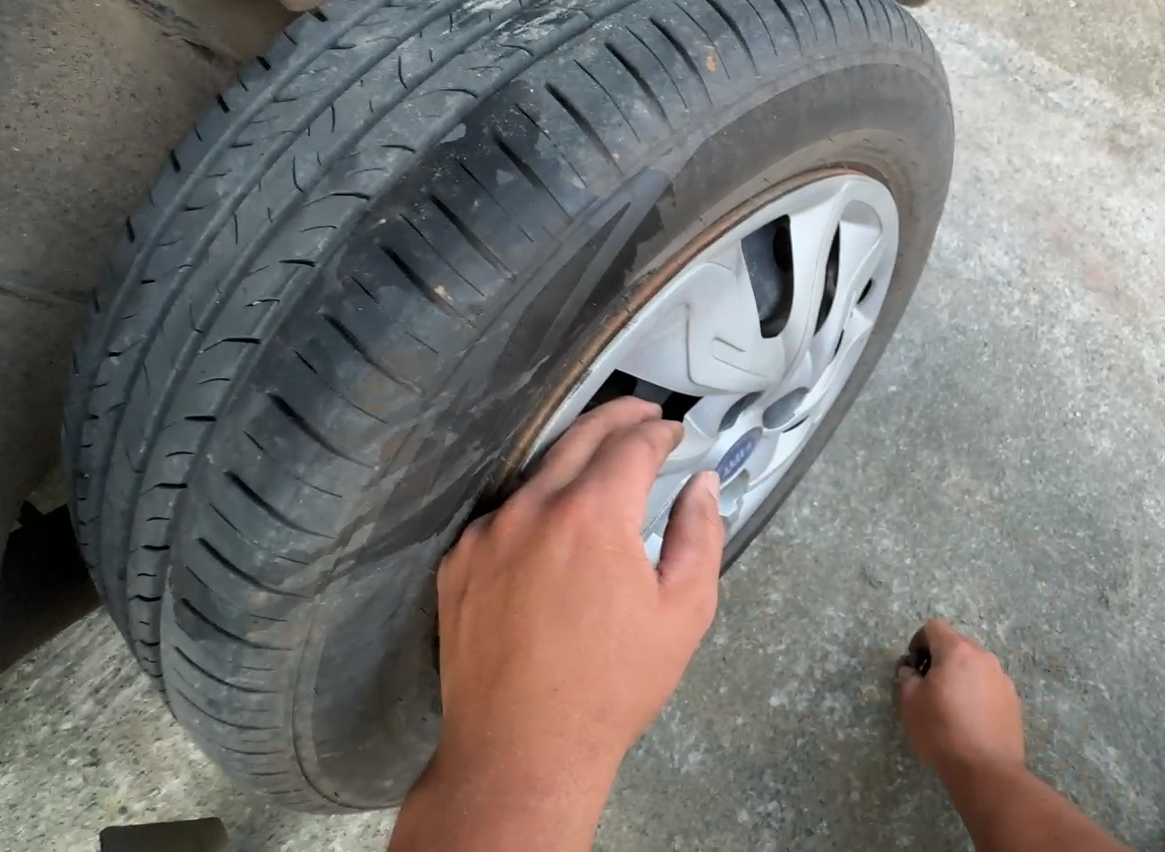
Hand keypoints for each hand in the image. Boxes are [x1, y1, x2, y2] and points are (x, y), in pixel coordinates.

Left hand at [389, 398, 724, 851]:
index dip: (659, 431)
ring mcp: (488, 531)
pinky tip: (557, 519)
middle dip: (620, 415)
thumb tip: (703, 485)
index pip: (631, 444)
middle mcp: (533, 508)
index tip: (675, 433)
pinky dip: (539, 498)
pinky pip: (507, 508)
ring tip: (606, 457)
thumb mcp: (684, 611)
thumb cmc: (612, 685)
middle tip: (645, 413)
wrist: (519, 752)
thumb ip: (700, 534)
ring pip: (540, 468)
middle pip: (581, 434)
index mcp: (593, 515)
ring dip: (577, 453)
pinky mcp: (460, 559)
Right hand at [896, 619, 1025, 784]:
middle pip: (957, 644)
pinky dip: (978, 692)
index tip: (915, 665)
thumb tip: (912, 671)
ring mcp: (1002, 679)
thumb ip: (907, 678)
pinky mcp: (1014, 701)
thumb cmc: (942, 731)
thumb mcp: (910, 703)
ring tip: (953, 705)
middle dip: (941, 658)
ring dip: (962, 675)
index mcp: (956, 651)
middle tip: (930, 685)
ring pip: (976, 665)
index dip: (919, 641)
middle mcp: (983, 657)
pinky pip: (990, 685)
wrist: (986, 771)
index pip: (934, 627)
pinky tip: (972, 719)